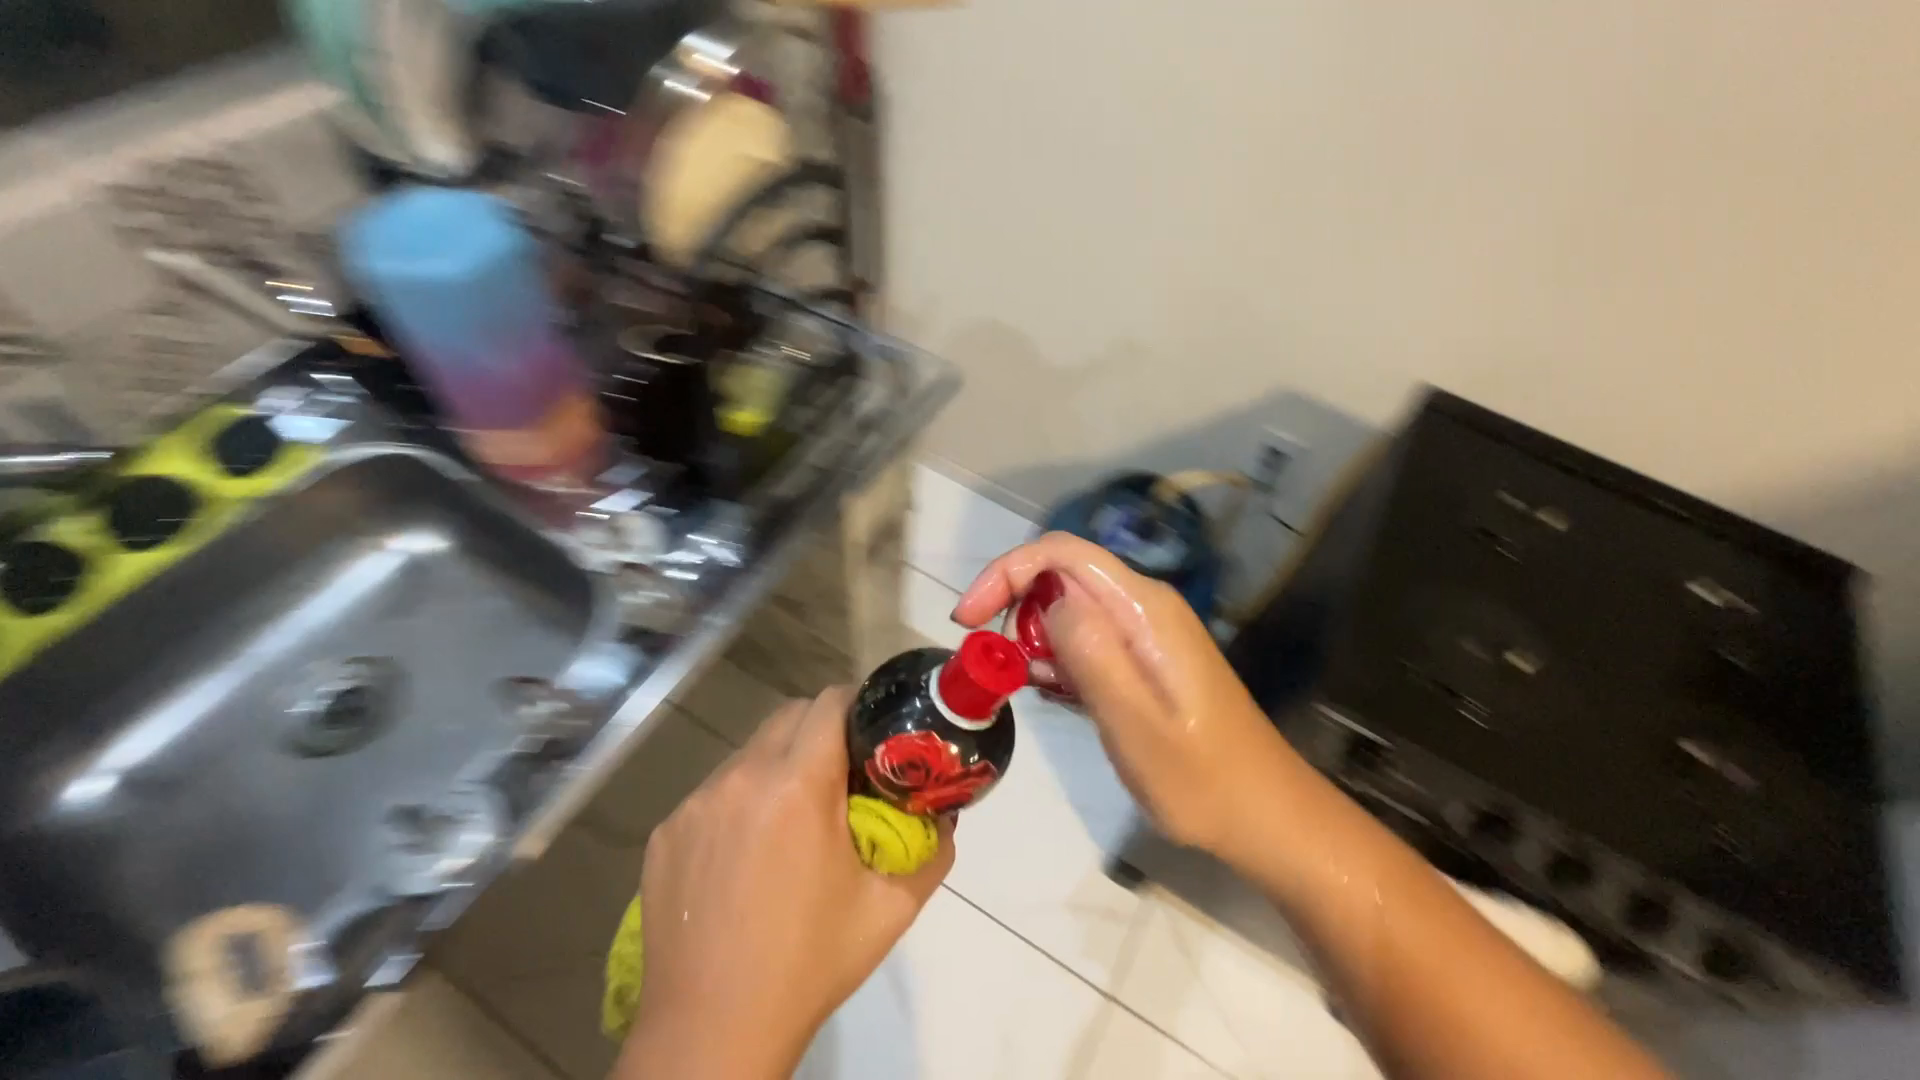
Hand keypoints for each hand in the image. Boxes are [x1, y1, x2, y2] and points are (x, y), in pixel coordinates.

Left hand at [617, 688, 954, 1077]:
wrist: (712, 1029)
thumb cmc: (810, 964)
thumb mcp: (891, 910)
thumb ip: (931, 851)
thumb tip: (945, 817)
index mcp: (798, 785)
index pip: (830, 702)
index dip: (859, 705)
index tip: (876, 729)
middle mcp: (740, 778)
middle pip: (789, 717)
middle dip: (823, 729)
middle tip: (846, 772)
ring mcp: (695, 804)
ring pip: (748, 754)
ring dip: (779, 766)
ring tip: (795, 819)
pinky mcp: (666, 832)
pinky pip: (713, 794)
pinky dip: (740, 803)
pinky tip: (748, 856)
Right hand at [954, 532, 1304, 855]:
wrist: (1264, 815)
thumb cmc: (1201, 779)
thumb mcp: (1135, 723)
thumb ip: (1091, 654)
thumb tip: (1048, 600)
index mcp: (1144, 609)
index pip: (1061, 553)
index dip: (1006, 572)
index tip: (967, 620)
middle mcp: (1144, 607)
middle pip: (1061, 575)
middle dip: (1014, 607)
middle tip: (997, 666)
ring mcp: (1145, 633)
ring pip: (1069, 608)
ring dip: (1033, 638)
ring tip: (1025, 689)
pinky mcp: (1143, 660)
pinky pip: (1086, 640)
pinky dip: (1057, 659)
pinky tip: (1055, 696)